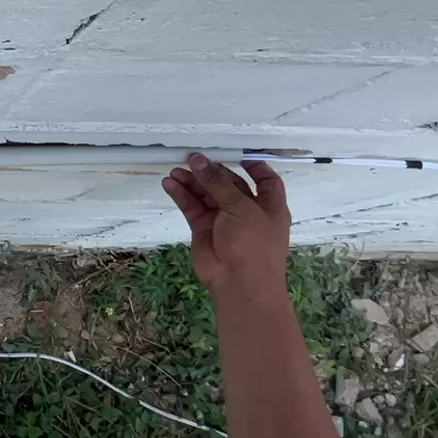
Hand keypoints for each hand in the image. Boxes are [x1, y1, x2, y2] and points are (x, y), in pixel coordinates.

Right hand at [162, 153, 290, 302]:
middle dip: (210, 171)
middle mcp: (246, 211)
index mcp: (268, 206)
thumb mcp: (240, 208)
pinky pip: (191, 206)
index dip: (254, 167)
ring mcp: (223, 220)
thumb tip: (198, 160)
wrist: (240, 283)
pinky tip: (169, 185)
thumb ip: (217, 182)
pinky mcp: (203, 228)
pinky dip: (180, 195)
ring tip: (174, 171)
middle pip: (228, 184)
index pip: (266, 181)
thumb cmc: (253, 244)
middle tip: (190, 159)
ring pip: (205, 194)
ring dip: (191, 181)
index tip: (235, 154)